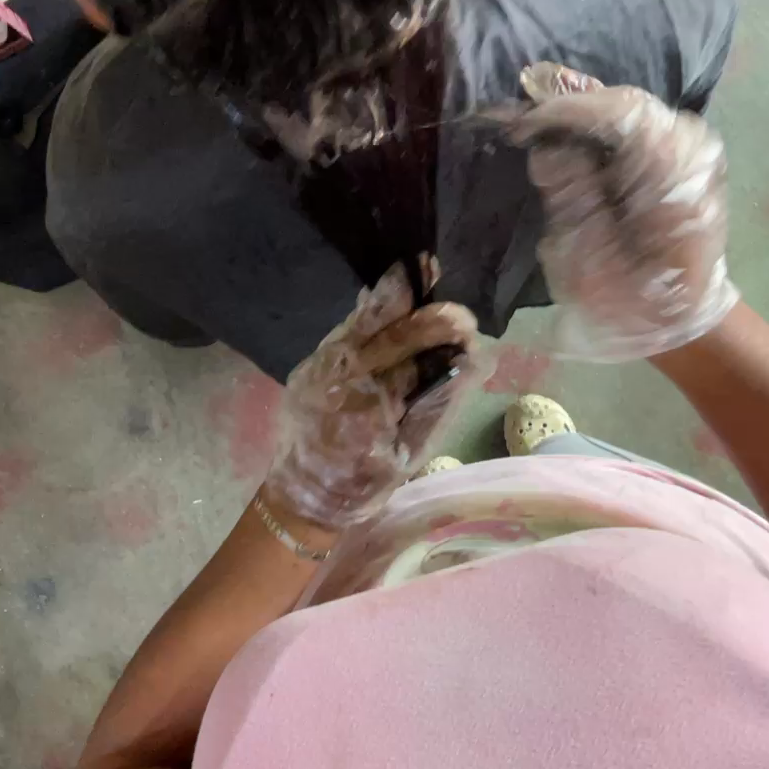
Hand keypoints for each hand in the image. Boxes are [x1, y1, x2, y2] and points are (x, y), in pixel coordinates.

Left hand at [262, 259, 477, 529]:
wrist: (299, 497)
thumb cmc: (361, 485)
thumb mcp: (407, 454)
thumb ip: (435, 405)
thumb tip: (468, 362)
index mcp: (366, 399)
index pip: (406, 347)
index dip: (435, 326)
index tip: (461, 316)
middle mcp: (337, 374)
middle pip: (378, 322)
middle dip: (411, 298)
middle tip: (433, 272)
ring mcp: (317, 367)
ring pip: (356, 321)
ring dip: (387, 297)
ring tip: (412, 272)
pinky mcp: (308, 365)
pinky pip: (342, 331)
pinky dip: (366, 314)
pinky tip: (384, 300)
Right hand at [506, 70, 738, 360]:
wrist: (681, 320)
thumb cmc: (632, 299)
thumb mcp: (589, 258)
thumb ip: (571, 199)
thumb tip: (546, 151)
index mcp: (673, 173)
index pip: (619, 114)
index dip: (563, 111)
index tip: (518, 127)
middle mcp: (689, 149)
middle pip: (624, 104)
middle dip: (567, 105)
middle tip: (518, 118)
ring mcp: (689, 150)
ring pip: (628, 112)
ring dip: (580, 116)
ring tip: (534, 125)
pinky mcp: (678, 159)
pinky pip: (634, 129)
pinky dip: (595, 130)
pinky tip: (564, 137)